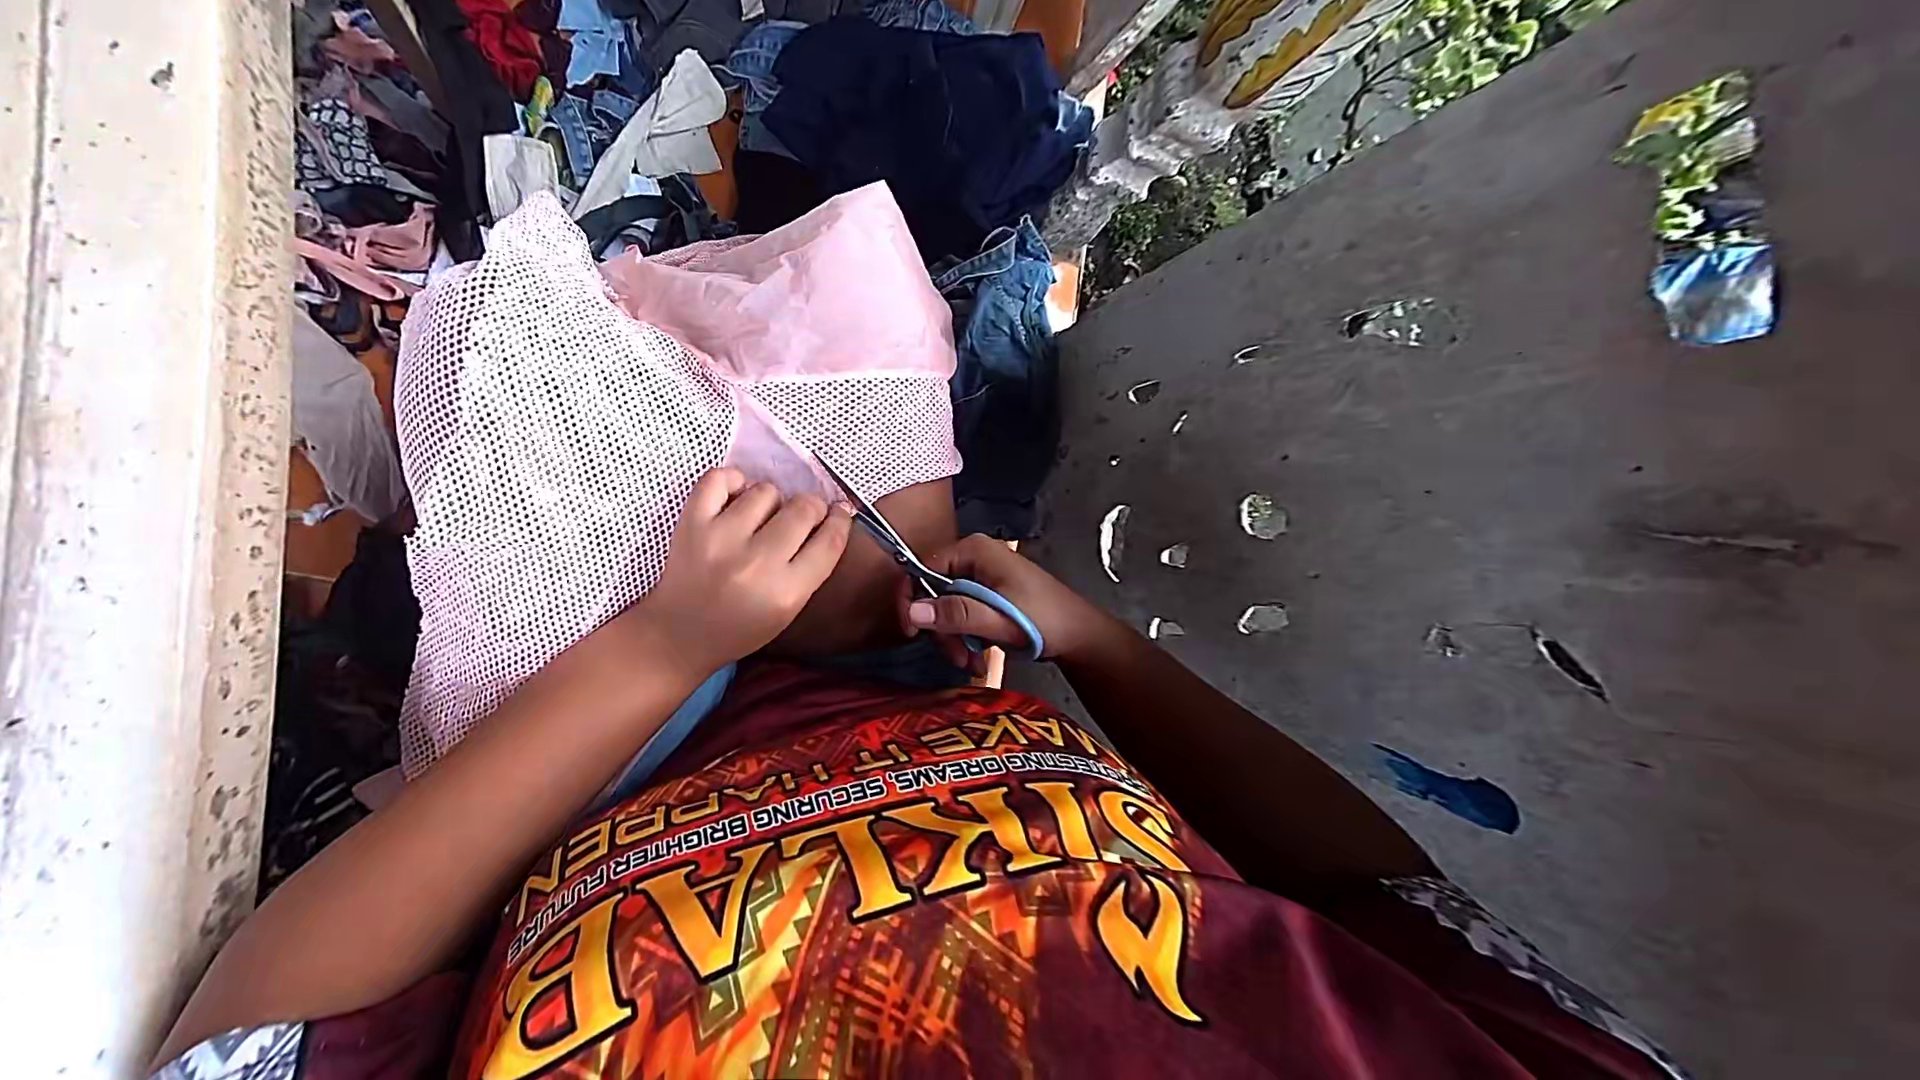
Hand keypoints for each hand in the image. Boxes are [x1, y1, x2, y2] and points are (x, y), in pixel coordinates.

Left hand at [627, 468, 852, 674]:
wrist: (680, 635)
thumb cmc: (742, 626)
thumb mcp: (789, 608)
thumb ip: (812, 566)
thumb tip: (833, 516)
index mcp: (786, 592)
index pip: (830, 540)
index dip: (840, 520)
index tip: (839, 513)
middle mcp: (756, 563)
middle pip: (803, 509)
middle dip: (811, 508)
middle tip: (801, 517)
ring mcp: (720, 540)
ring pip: (766, 491)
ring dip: (772, 500)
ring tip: (763, 517)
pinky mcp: (691, 524)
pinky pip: (719, 479)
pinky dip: (733, 481)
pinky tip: (737, 497)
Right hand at [895, 534, 1127, 668]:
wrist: (1081, 636)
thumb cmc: (1045, 621)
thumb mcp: (998, 620)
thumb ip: (956, 614)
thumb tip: (912, 611)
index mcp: (974, 550)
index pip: (922, 568)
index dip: (912, 599)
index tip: (912, 633)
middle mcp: (974, 557)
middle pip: (934, 590)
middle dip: (941, 628)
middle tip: (957, 656)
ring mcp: (982, 575)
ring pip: (947, 606)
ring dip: (954, 637)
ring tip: (972, 661)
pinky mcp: (989, 593)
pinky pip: (963, 612)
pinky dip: (966, 635)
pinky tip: (978, 655)